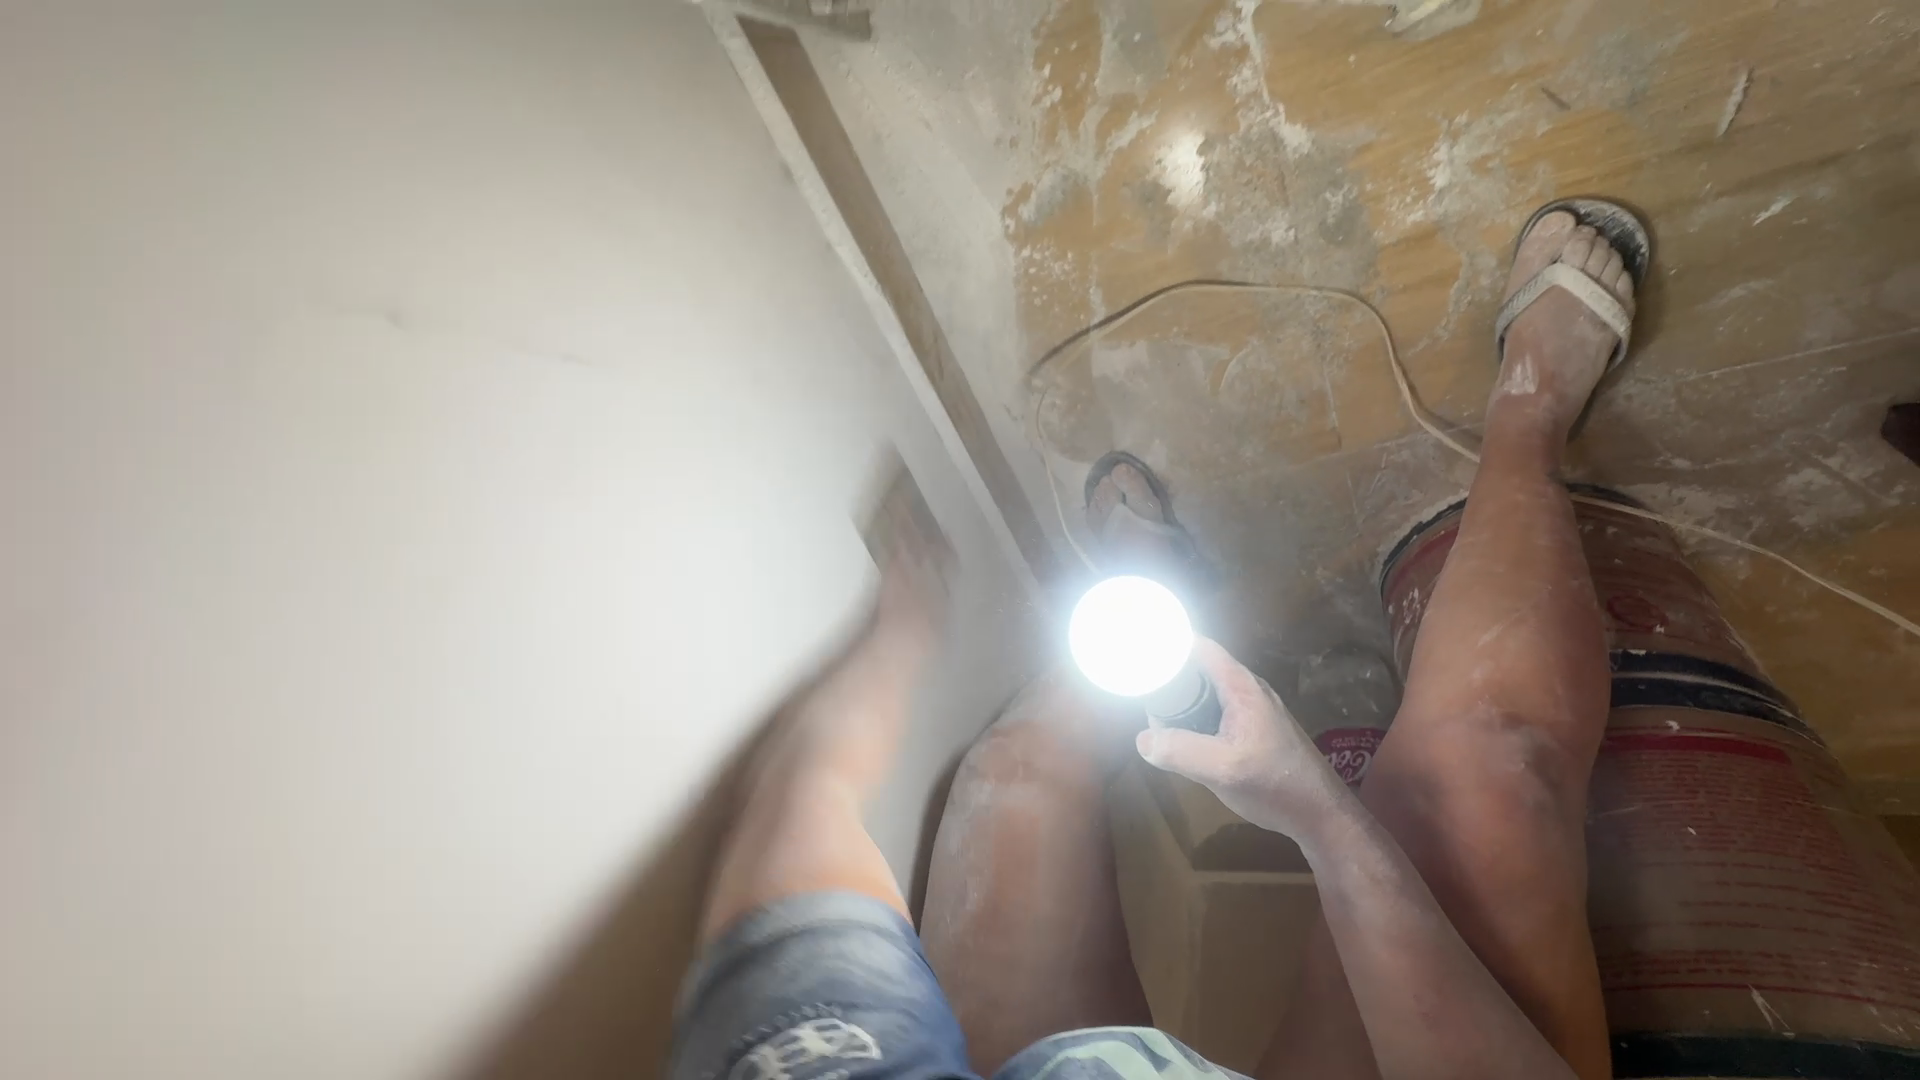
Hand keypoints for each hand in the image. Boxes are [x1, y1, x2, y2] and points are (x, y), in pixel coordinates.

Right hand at [1134, 638, 1351, 838]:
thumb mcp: (1223, 769)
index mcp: (1241, 687)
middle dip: (1168, 672)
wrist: (1320, 816)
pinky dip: (1193, 715)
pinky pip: (1214, 711)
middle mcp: (1247, 690)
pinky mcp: (1253, 730)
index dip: (1170, 641)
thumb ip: (1180, 751)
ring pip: (1206, 692)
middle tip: (1138, 685)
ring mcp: (1252, 710)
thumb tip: (1142, 739)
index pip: (1200, 647)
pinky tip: (1179, 735)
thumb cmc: (1276, 785)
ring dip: (1179, 698)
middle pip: (1199, 667)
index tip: (1141, 646)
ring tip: (1152, 712)